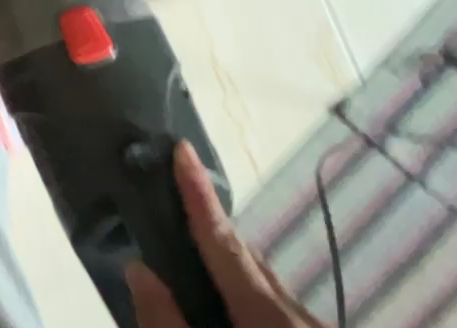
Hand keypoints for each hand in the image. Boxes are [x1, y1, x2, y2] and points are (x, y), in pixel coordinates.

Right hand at [127, 141, 326, 327]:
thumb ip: (166, 323)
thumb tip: (138, 269)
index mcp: (264, 315)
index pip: (221, 239)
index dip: (198, 193)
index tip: (182, 147)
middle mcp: (298, 314)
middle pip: (248, 258)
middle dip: (213, 231)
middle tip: (175, 211)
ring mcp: (318, 327)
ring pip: (269, 287)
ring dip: (236, 274)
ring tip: (202, 277)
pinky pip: (285, 310)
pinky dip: (258, 302)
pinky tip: (240, 318)